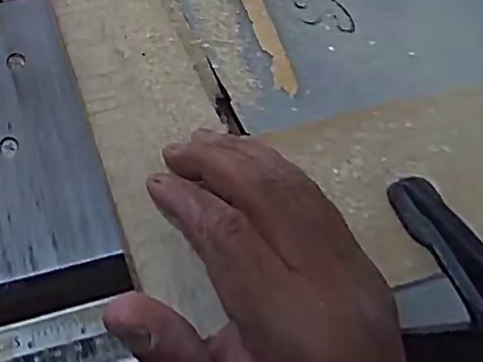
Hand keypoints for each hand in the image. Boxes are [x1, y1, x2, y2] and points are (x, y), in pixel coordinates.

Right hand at [104, 130, 403, 361]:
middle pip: (266, 195)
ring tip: (205, 141)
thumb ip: (173, 348)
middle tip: (174, 151)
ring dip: (245, 155)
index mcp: (293, 325)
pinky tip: (251, 159)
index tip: (157, 182)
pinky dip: (277, 169)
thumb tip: (116, 309)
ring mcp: (355, 270)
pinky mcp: (365, 263)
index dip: (189, 200)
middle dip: (215, 163)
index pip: (232, 236)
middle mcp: (331, 286)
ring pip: (295, 186)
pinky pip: (317, 196)